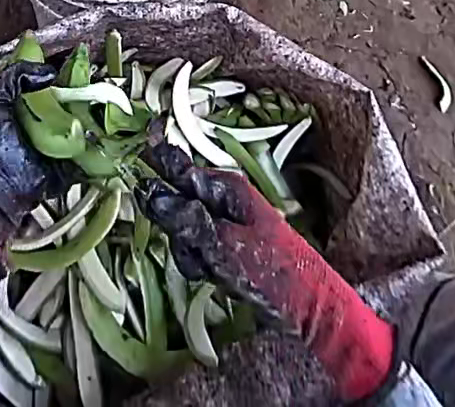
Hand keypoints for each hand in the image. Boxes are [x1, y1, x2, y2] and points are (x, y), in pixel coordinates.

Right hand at [136, 120, 395, 401]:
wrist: (315, 313)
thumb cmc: (275, 275)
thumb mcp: (225, 247)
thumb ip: (185, 220)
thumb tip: (149, 193)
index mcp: (224, 187)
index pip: (179, 166)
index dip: (157, 155)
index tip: (138, 141)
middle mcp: (222, 198)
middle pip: (175, 200)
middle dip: (175, 225)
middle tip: (191, 247)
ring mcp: (224, 221)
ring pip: (183, 226)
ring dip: (189, 249)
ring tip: (211, 269)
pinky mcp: (225, 244)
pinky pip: (196, 245)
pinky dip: (199, 261)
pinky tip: (215, 275)